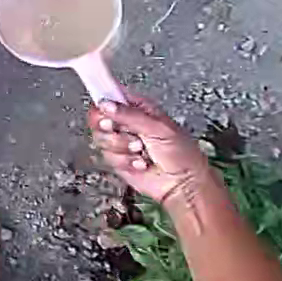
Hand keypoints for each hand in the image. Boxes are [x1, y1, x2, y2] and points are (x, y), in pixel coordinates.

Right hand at [88, 97, 222, 211]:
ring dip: (122, 147)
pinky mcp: (118, 160)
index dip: (103, 102)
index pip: (110, 96)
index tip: (105, 111)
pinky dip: (126, 161)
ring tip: (141, 150)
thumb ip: (130, 115)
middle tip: (126, 132)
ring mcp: (120, 142)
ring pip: (101, 139)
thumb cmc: (181, 153)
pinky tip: (141, 162)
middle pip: (98, 118)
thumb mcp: (159, 128)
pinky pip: (108, 157)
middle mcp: (126, 123)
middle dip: (112, 129)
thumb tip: (107, 105)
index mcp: (137, 108)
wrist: (183, 184)